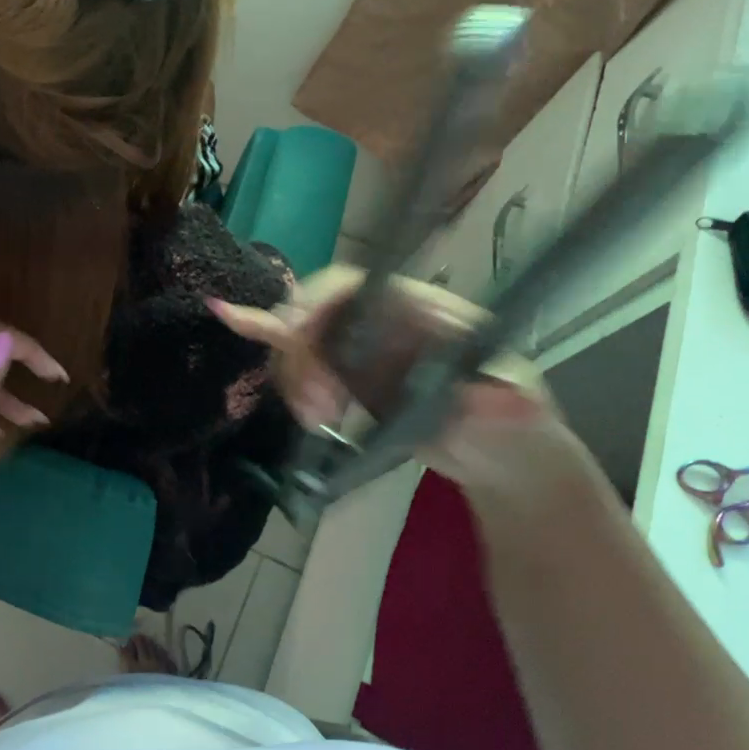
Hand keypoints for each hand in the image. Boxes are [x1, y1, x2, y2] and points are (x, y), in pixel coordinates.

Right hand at [207, 264, 569, 490]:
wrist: (501, 462)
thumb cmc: (518, 432)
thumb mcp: (520, 416)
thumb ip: (503, 403)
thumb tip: (493, 397)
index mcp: (423, 312)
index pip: (357, 286)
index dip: (317, 300)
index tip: (294, 333)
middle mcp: (381, 320)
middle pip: (315, 315)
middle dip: (300, 356)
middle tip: (316, 410)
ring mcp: (358, 348)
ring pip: (298, 344)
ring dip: (293, 379)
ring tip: (317, 422)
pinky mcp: (342, 376)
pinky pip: (296, 358)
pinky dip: (269, 351)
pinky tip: (228, 320)